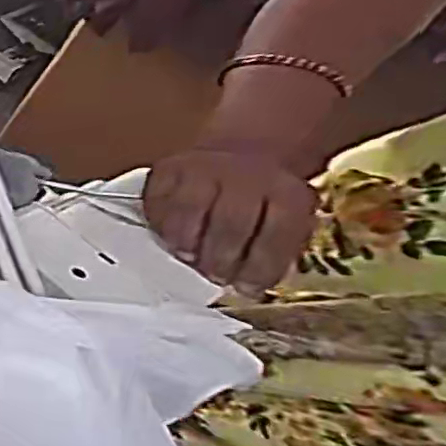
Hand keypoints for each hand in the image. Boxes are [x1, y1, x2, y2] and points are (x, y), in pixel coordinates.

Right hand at [144, 143, 319, 295]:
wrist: (242, 156)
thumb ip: (270, 251)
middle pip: (230, 222)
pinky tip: (167, 236)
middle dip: (220, 257)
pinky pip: (158, 199)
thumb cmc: (263, 202)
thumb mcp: (284, 221)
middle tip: (212, 276)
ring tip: (187, 256)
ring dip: (185, 241)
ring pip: (188, 209)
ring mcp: (202, 168)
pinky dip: (159, 223)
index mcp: (287, 193)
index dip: (261, 266)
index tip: (247, 289)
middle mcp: (245, 175)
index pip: (277, 234)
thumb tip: (246, 289)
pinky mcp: (167, 168)